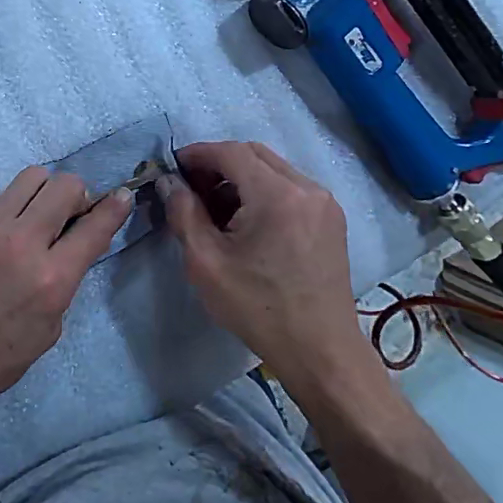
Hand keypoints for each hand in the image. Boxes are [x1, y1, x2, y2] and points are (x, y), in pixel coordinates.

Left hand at [0, 166, 132, 431]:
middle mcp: (22, 244)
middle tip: (68, 214)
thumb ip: (65, 280)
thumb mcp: (47, 329)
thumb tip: (76, 242)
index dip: (116, 206)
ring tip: (33, 216)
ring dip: (43, 193)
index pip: (96, 226)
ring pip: (32, 177)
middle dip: (77, 194)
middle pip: (66, 185)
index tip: (122, 195)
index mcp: (51, 279)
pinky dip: (6, 211)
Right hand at [162, 142, 363, 381]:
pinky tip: (247, 222)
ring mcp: (324, 202)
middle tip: (192, 189)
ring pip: (275, 169)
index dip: (199, 154)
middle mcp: (307, 188)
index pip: (232, 152)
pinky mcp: (331, 218)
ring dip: (242, 178)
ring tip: (217, 209)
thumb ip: (184, 214)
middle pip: (255, 154)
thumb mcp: (207, 263)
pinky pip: (292, 188)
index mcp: (278, 195)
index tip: (175, 168)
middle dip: (220, 164)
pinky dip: (265, 192)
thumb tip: (170, 183)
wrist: (319, 350)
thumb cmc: (258, 309)